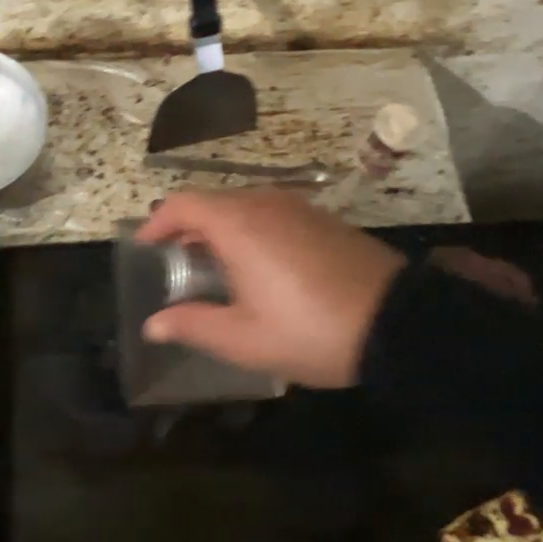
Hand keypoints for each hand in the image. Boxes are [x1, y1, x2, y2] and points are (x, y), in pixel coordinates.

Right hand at [137, 188, 405, 387]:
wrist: (397, 323)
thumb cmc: (312, 331)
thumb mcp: (246, 340)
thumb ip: (194, 325)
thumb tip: (154, 324)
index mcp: (239, 225)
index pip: (182, 204)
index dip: (156, 223)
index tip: (145, 248)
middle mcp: (264, 203)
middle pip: (211, 201)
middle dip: (186, 228)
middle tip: (176, 265)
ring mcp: (297, 206)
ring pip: (242, 206)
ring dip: (219, 229)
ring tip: (214, 269)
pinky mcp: (321, 217)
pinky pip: (270, 212)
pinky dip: (249, 229)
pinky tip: (258, 267)